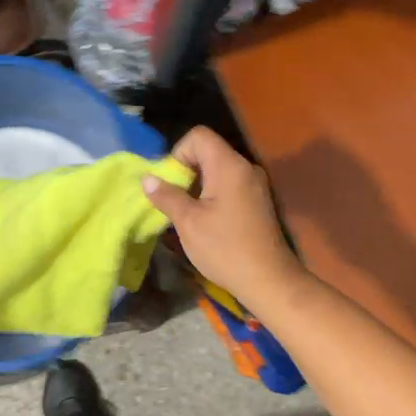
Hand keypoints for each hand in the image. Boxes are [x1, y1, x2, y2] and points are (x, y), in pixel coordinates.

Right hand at [142, 127, 305, 304]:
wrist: (267, 279)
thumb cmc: (224, 248)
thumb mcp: (188, 222)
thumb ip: (167, 196)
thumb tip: (147, 179)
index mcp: (229, 166)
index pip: (198, 136)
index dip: (178, 153)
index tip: (170, 183)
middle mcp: (245, 167)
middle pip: (208, 151)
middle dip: (185, 171)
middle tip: (172, 200)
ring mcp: (254, 184)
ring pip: (217, 170)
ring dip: (197, 185)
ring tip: (185, 213)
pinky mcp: (257, 201)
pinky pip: (229, 185)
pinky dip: (212, 195)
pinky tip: (205, 221)